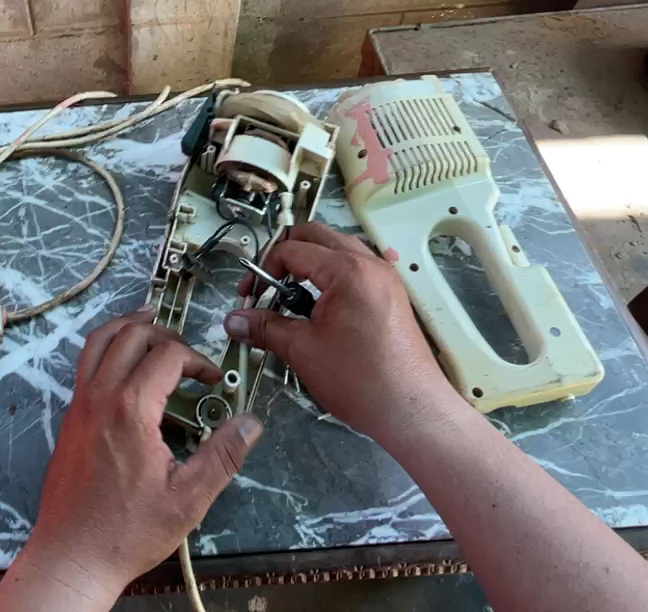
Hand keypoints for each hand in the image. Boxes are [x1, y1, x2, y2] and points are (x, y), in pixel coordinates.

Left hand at [7, 311, 262, 603]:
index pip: (168, 355)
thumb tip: (250, 422)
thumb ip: (222, 456)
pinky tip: (125, 362)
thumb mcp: (187, 499)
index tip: (212, 379)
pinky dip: (108, 345)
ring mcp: (80, 401)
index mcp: (131, 409)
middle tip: (188, 355)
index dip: (197, 359)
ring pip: (101, 338)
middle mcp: (101, 394)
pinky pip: (86, 360)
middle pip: (132, 334)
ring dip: (129, 325)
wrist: (71, 555)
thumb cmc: (127, 531)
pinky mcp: (70, 413)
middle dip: (166, 334)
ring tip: (153, 324)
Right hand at [225, 222, 466, 453]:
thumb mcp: (303, 350)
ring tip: (292, 293)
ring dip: (309, 261)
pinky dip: (332, 274)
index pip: (291, 250)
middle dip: (284, 254)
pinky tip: (320, 304)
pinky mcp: (391, 294)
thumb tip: (233, 321)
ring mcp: (384, 277)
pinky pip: (355, 266)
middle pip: (316, 235)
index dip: (263, 270)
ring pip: (337, 247)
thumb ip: (265, 327)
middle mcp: (369, 264)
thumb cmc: (361, 380)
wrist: (414, 413)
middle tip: (267, 282)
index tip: (250, 296)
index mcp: (347, 270)